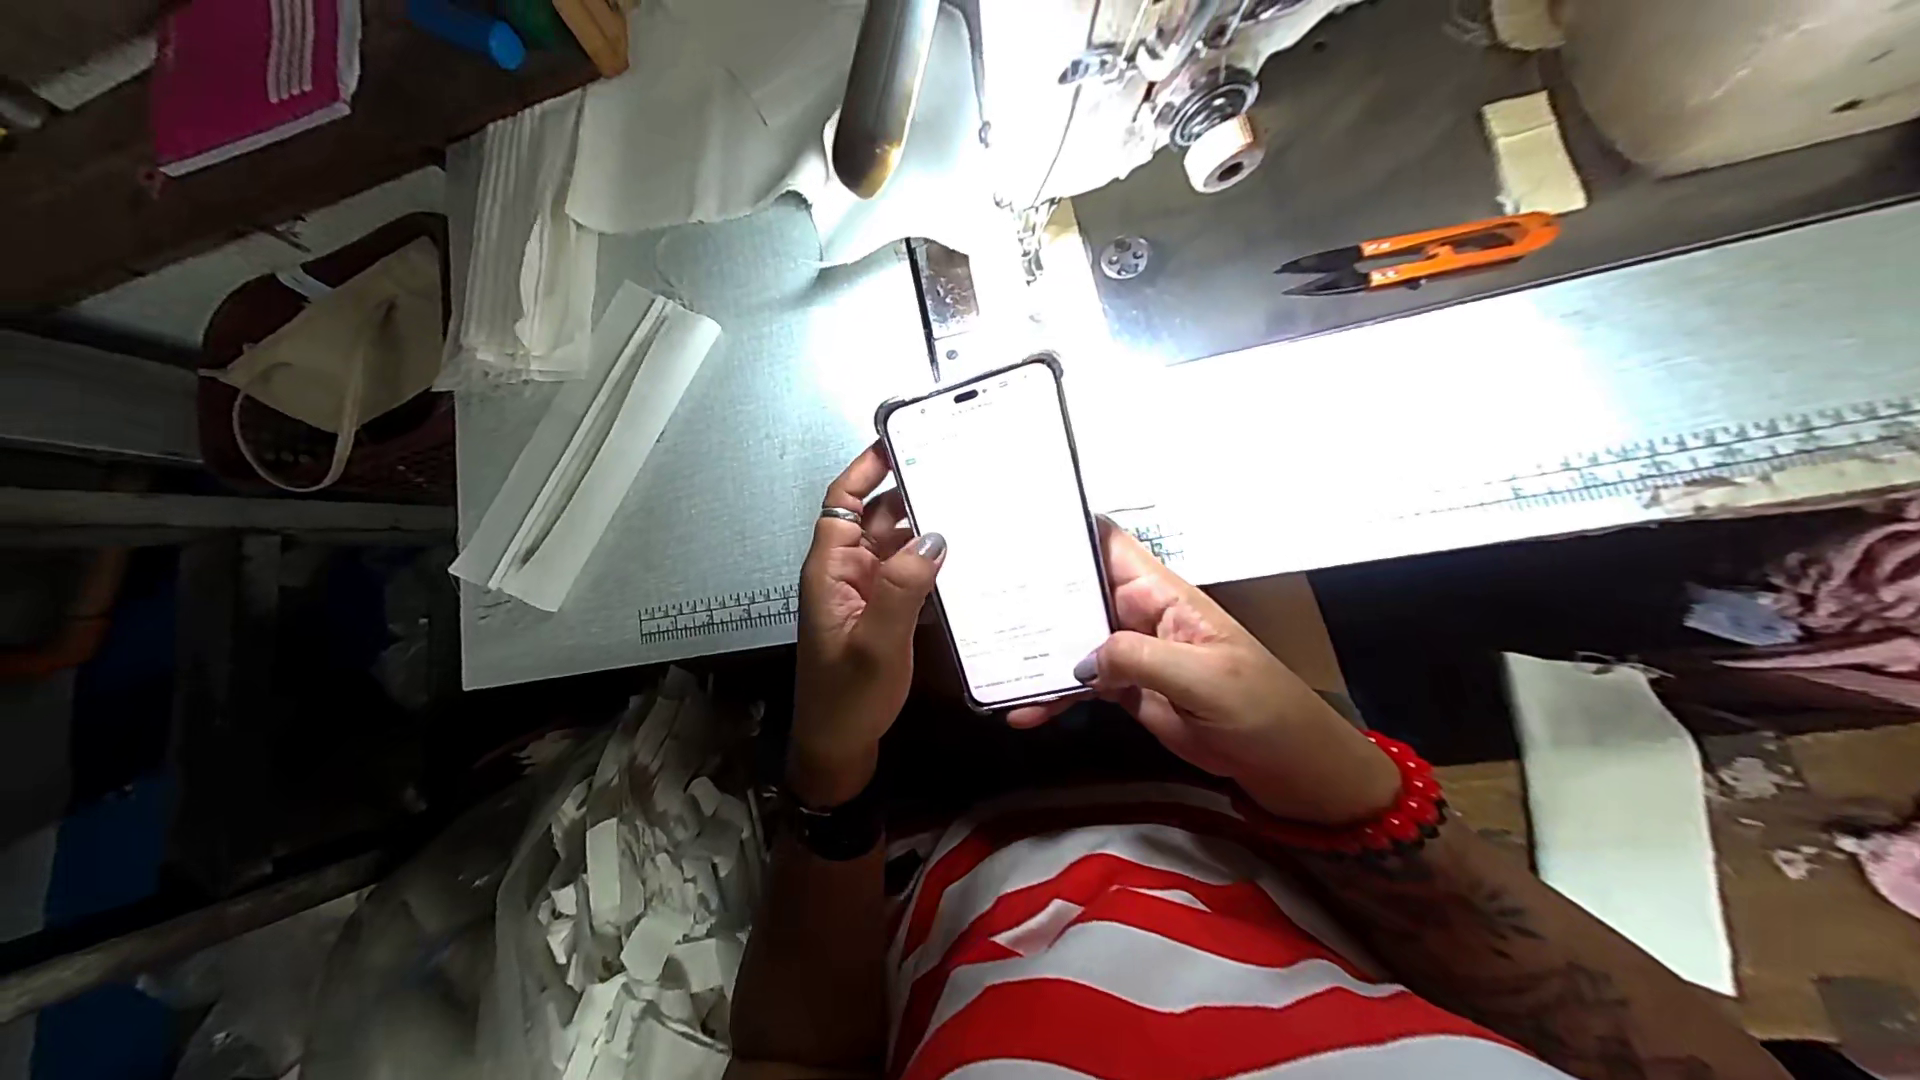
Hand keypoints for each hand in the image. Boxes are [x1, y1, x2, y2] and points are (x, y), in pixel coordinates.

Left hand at [791, 443, 945, 807]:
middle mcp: (847, 571)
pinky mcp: (884, 609)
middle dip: (909, 490)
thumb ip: (903, 587)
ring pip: (895, 542)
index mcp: (831, 568)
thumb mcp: (877, 642)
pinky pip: (907, 570)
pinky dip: (930, 558)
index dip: (866, 467)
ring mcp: (867, 590)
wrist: (839, 746)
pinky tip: (962, 554)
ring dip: (924, 525)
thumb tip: (936, 536)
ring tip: (968, 504)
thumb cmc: (848, 697)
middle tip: (955, 470)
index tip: (899, 440)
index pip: (843, 501)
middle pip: (875, 515)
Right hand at [1008, 521, 1398, 824]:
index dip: (1068, 532)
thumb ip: (1139, 658)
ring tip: (993, 663)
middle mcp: (1137, 615)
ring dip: (1036, 651)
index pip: (1109, 545)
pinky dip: (1052, 694)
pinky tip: (1026, 711)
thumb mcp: (1204, 677)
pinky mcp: (1124, 686)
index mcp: (1160, 595)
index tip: (1021, 530)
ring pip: (1070, 640)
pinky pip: (1078, 682)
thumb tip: (1082, 660)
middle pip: (1076, 592)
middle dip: (1035, 594)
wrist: (1282, 764)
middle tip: (983, 599)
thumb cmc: (1260, 707)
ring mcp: (1128, 652)